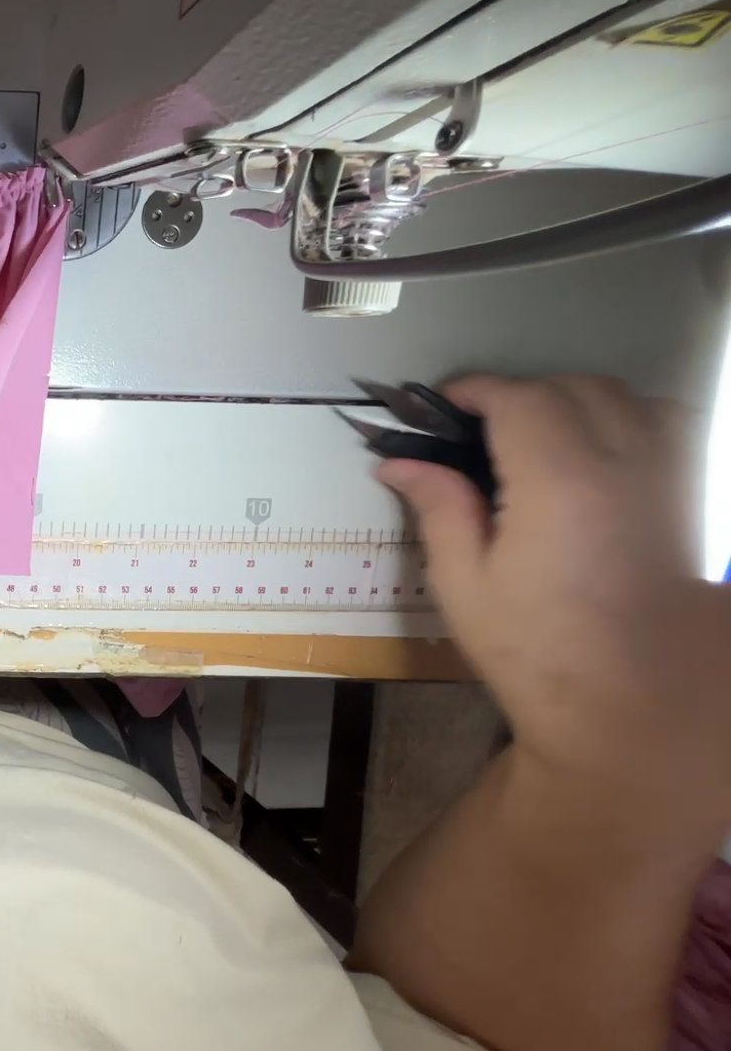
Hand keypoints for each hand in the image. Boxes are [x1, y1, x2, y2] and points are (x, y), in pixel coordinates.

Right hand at [380, 374, 730, 811]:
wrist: (630, 701)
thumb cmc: (530, 645)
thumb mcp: (462, 580)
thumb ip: (438, 507)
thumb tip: (399, 462)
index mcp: (563, 487)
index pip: (524, 400)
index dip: (475, 389)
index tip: (437, 404)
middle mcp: (630, 471)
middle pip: (580, 388)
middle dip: (519, 390)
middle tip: (469, 421)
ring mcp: (673, 485)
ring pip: (634, 399)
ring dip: (574, 399)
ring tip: (527, 433)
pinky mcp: (691, 504)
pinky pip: (669, 429)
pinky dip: (624, 418)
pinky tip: (589, 451)